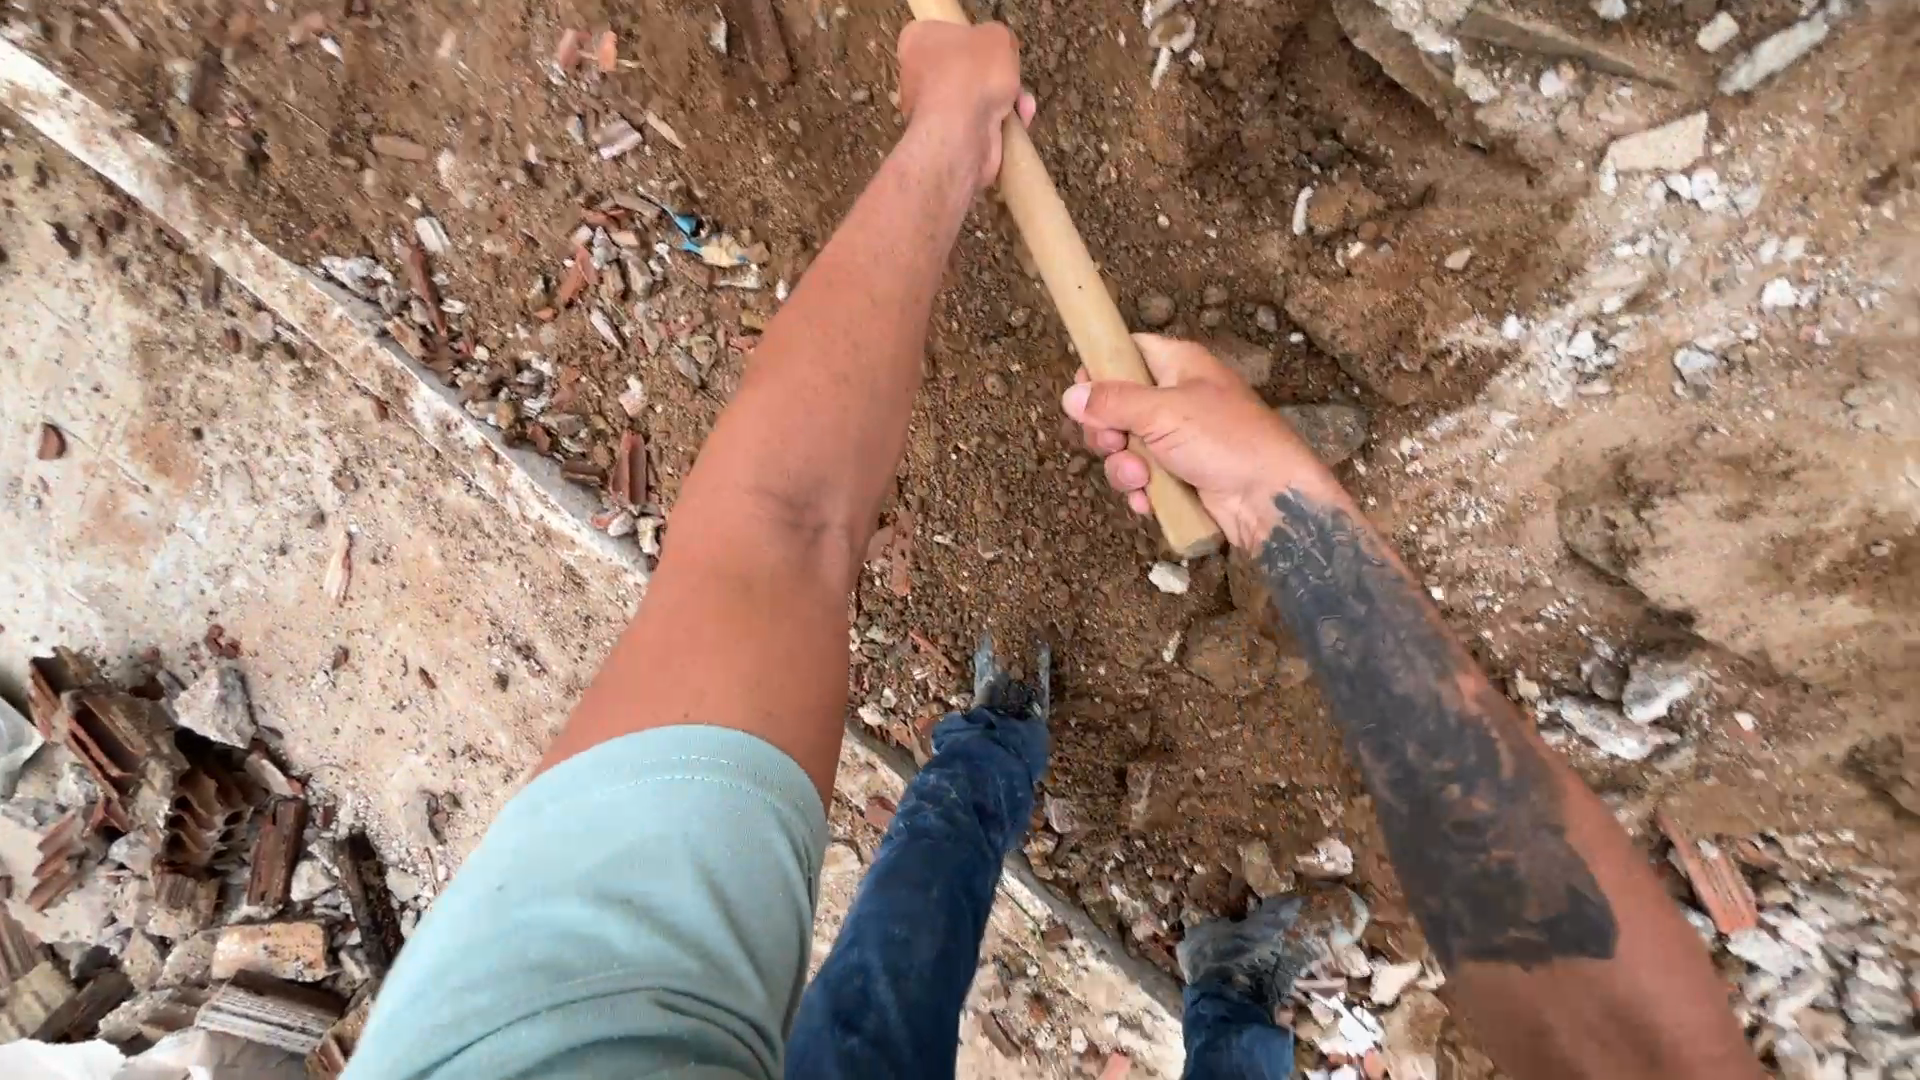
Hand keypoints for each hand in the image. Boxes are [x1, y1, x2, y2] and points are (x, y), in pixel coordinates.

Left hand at [896, 22, 1036, 189]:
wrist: (961, 134)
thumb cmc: (970, 74)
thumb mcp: (997, 37)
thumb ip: (1000, 39)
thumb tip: (1001, 53)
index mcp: (917, 43)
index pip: (944, 36)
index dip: (974, 42)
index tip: (991, 50)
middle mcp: (918, 80)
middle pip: (966, 73)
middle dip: (996, 78)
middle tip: (1011, 79)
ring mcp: (932, 116)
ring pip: (976, 104)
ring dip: (1003, 104)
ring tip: (1021, 105)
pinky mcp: (949, 144)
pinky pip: (979, 130)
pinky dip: (999, 128)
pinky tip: (1017, 124)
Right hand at [1061, 335, 1338, 549]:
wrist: (1269, 498)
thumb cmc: (1227, 440)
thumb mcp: (1163, 413)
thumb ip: (1113, 402)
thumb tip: (1070, 395)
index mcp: (1178, 365)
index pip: (1128, 350)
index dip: (1101, 369)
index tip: (1083, 395)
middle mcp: (1174, 397)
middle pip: (1115, 405)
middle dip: (1107, 432)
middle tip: (1114, 443)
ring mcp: (1175, 438)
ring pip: (1124, 447)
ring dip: (1124, 468)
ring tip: (1142, 479)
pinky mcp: (1177, 474)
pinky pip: (1141, 478)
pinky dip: (1141, 491)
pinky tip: (1149, 501)